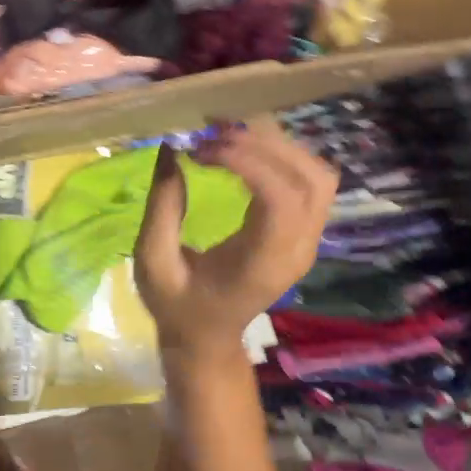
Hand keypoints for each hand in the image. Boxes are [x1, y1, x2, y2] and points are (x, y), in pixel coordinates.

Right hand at [135, 117, 335, 359]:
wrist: (206, 339)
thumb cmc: (176, 305)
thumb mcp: (153, 261)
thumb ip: (162, 209)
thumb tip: (171, 151)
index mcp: (264, 260)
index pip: (282, 197)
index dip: (248, 162)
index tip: (200, 151)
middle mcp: (298, 247)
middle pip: (310, 178)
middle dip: (263, 143)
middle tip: (212, 131)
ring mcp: (308, 239)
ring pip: (318, 174)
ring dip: (277, 145)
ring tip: (228, 133)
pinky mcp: (302, 231)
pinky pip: (309, 182)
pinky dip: (281, 155)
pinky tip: (243, 149)